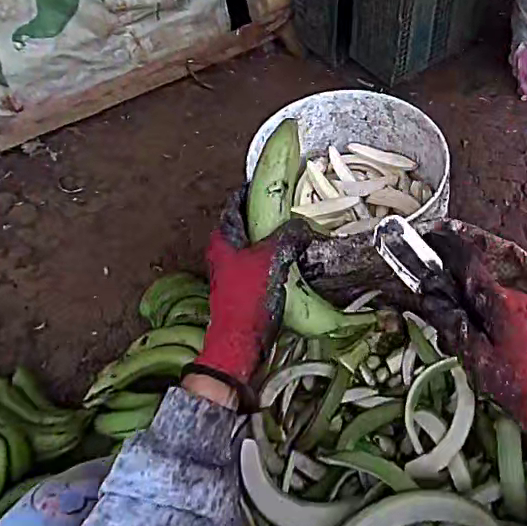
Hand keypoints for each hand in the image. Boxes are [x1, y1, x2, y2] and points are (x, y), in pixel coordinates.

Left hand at [190, 190, 306, 390]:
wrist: (238, 346)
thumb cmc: (248, 299)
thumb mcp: (272, 259)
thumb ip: (288, 236)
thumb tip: (303, 226)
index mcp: (223, 238)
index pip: (236, 202)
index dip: (254, 188)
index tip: (273, 180)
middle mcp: (223, 251)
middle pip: (246, 222)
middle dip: (267, 213)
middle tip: (291, 204)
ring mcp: (230, 270)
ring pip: (253, 243)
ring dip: (272, 237)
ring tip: (296, 229)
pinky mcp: (241, 287)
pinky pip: (259, 262)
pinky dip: (274, 256)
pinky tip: (293, 258)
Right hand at [440, 250, 526, 515]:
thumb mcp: (481, 360)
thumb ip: (456, 326)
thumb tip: (432, 299)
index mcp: (501, 301)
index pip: (468, 263)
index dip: (445, 247)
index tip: (427, 237)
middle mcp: (515, 299)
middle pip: (473, 284)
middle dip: (449, 291)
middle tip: (431, 310)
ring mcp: (525, 312)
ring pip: (484, 301)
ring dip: (465, 311)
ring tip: (454, 342)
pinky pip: (497, 313)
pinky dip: (480, 321)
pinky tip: (475, 348)